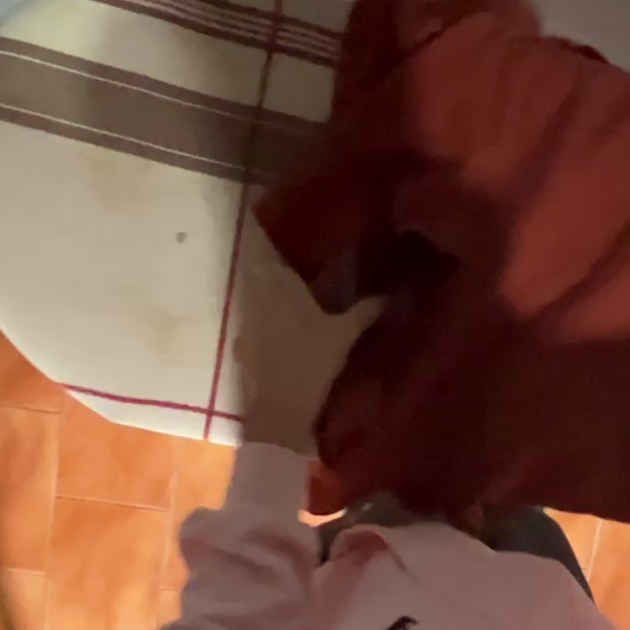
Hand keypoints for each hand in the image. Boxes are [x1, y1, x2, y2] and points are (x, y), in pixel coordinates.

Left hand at [230, 244, 377, 454]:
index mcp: (278, 281)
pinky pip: (250, 317)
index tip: (279, 219)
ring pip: (252, 291)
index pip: (263, 243)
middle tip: (294, 253)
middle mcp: (254, 293)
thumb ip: (365, 311)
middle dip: (271, 257)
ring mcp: (243, 318)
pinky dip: (261, 314)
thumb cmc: (312, 363)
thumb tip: (389, 295)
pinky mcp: (239, 342)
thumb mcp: (345, 335)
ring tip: (290, 284)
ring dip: (267, 286)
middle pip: (255, 264)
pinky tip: (278, 322)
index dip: (267, 227)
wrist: (279, 410)